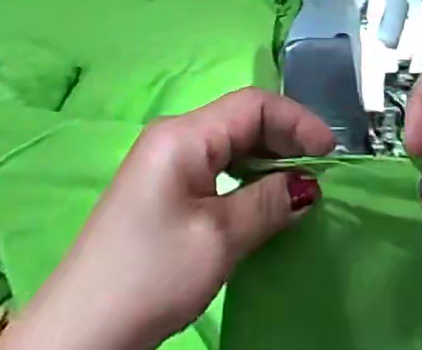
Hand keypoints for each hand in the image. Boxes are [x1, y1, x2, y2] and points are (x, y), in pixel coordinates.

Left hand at [1, 88, 334, 349]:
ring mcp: (164, 159)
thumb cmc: (154, 270)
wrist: (88, 317)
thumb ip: (266, 203)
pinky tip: (263, 198)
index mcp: (183, 134)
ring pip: (227, 141)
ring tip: (302, 186)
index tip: (333, 152)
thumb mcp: (218, 239)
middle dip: (284, 137)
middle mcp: (172, 135)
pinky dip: (244, 175)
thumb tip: (306, 183)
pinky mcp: (162, 185)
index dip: (295, 119)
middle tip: (324, 172)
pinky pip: (213, 164)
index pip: (250, 104)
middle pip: (238, 118)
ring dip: (266, 157)